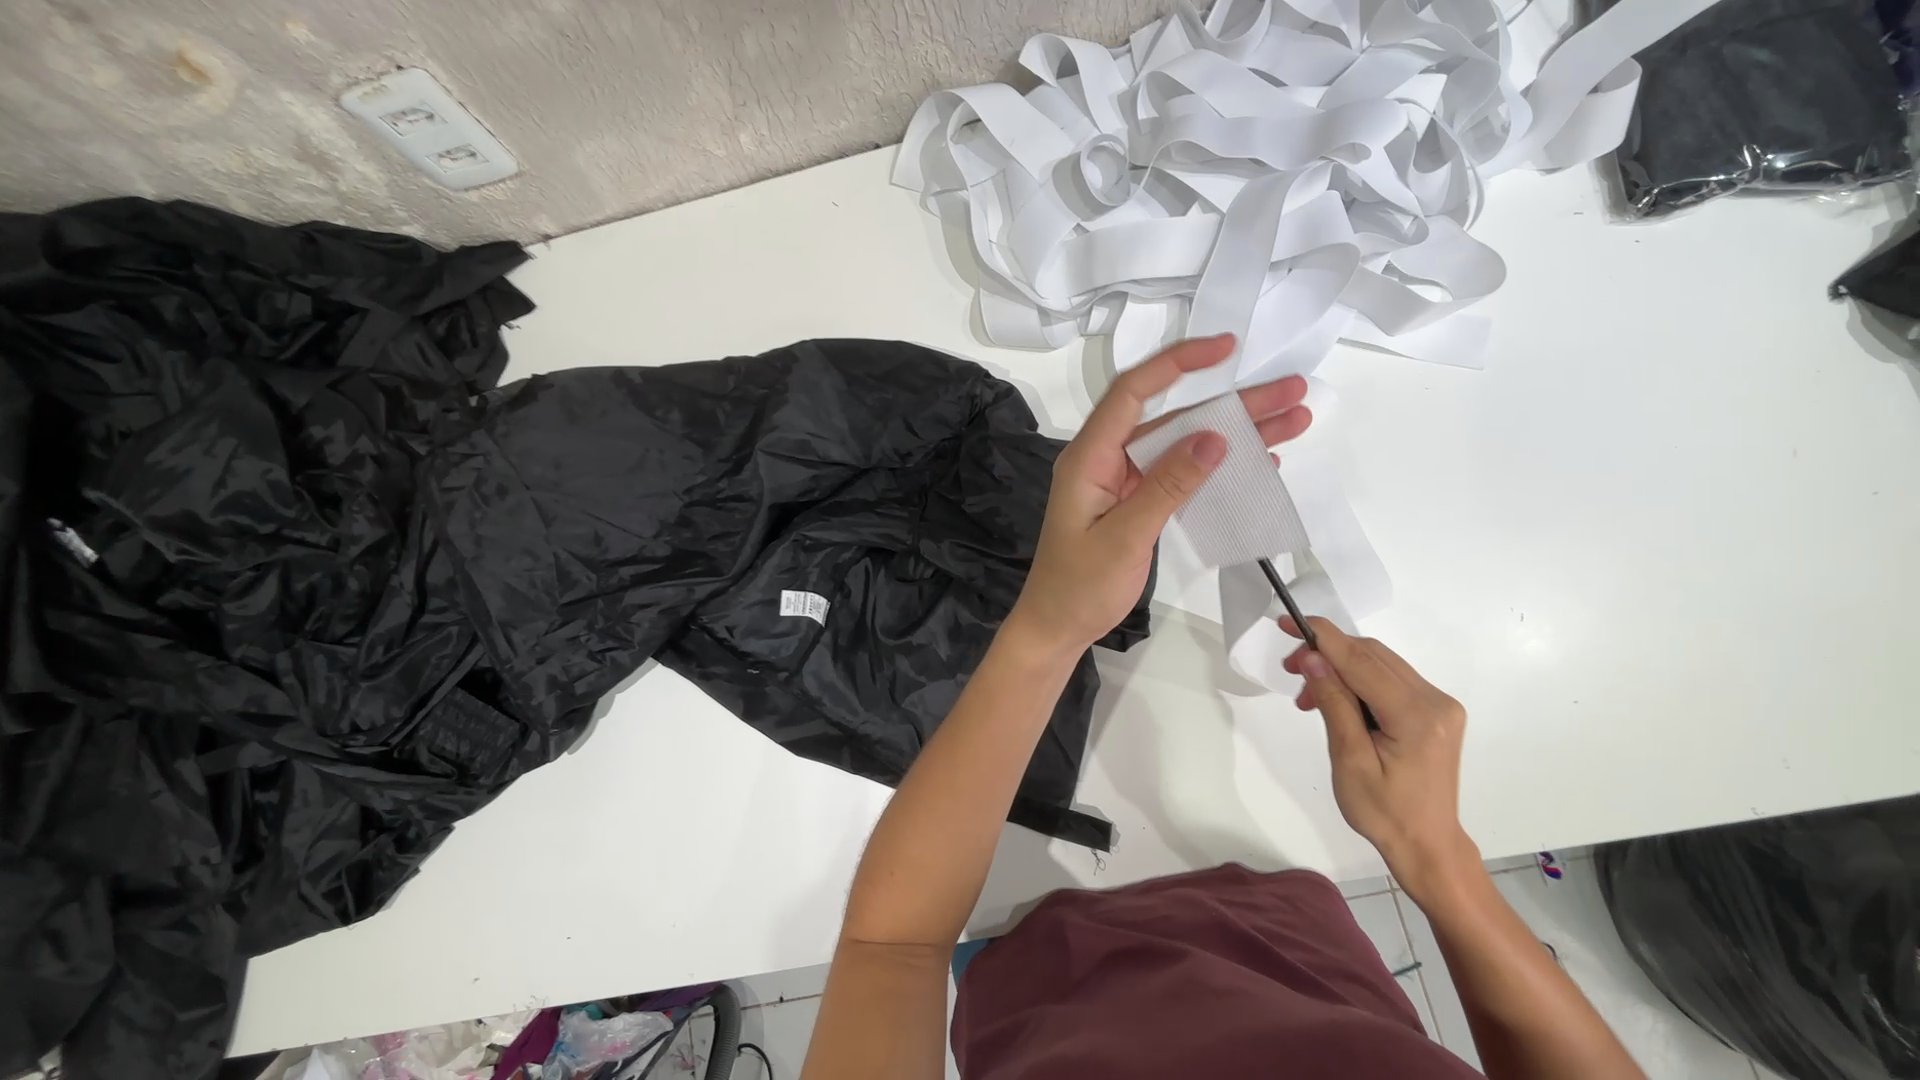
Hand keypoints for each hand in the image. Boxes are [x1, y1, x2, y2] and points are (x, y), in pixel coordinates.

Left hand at [1007, 334, 1311, 652]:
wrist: (1058, 627)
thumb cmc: (1079, 587)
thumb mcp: (1123, 538)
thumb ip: (1167, 487)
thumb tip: (1214, 439)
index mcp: (1090, 457)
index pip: (1133, 392)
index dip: (1178, 364)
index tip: (1226, 349)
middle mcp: (1108, 459)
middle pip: (1173, 417)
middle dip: (1232, 402)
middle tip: (1291, 391)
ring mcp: (1125, 481)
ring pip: (1185, 445)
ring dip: (1236, 433)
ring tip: (1293, 419)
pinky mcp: (1138, 502)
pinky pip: (1182, 474)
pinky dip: (1219, 467)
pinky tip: (1260, 460)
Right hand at [1282, 618, 1477, 897]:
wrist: (1427, 845)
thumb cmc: (1383, 813)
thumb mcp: (1349, 760)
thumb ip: (1334, 704)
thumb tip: (1312, 659)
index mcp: (1416, 715)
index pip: (1362, 661)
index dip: (1323, 637)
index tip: (1288, 621)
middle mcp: (1435, 701)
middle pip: (1372, 656)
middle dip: (1327, 654)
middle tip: (1289, 670)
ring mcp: (1439, 705)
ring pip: (1380, 664)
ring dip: (1340, 668)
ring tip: (1308, 696)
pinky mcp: (1435, 712)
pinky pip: (1390, 680)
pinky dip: (1358, 681)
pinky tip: (1336, 700)